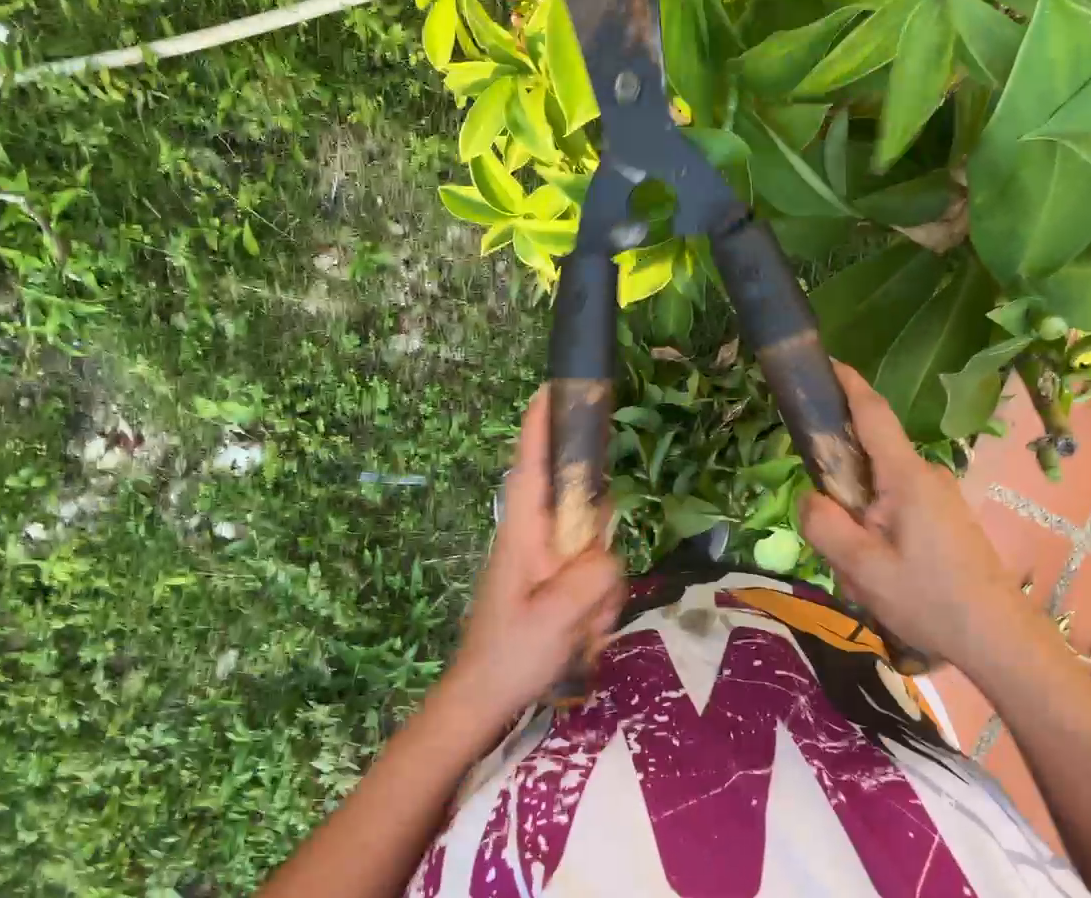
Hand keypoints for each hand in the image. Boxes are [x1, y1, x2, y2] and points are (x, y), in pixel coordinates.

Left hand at [443, 391, 625, 725]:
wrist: (481, 701)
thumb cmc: (510, 655)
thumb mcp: (558, 617)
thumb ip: (593, 574)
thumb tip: (609, 552)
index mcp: (522, 533)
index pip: (531, 466)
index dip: (540, 426)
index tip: (551, 389)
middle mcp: (532, 537)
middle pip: (580, 508)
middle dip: (600, 545)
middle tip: (591, 601)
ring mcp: (543, 562)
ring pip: (594, 548)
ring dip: (600, 587)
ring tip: (580, 629)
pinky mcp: (552, 583)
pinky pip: (591, 576)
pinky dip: (596, 603)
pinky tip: (581, 636)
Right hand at [797, 363, 1022, 670]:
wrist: (997, 637)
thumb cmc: (929, 598)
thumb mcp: (862, 568)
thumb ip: (825, 525)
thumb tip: (809, 497)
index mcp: (905, 475)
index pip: (873, 413)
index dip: (848, 384)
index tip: (826, 363)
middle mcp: (925, 475)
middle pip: (868, 459)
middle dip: (840, 488)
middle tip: (832, 541)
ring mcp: (938, 496)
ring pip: (879, 491)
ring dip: (859, 522)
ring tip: (860, 576)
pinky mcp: (945, 518)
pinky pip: (896, 509)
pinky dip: (877, 532)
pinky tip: (881, 577)